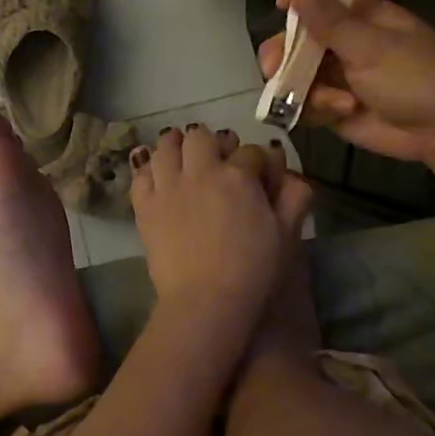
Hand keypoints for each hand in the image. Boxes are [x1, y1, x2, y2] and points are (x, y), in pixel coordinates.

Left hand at [130, 125, 312, 322]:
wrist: (205, 299)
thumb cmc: (252, 270)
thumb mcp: (287, 233)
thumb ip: (294, 198)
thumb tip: (291, 176)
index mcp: (238, 176)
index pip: (250, 151)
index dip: (256, 162)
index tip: (257, 177)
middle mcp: (199, 172)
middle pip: (200, 136)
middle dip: (211, 143)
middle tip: (215, 160)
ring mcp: (167, 187)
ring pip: (165, 146)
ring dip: (175, 146)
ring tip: (182, 158)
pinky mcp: (144, 206)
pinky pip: (140, 174)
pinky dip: (148, 169)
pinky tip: (156, 177)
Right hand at [257, 0, 434, 162]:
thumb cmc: (416, 78)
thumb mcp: (371, 46)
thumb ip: (330, 22)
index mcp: (362, 17)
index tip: (281, 7)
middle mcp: (345, 44)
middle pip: (297, 40)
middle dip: (284, 55)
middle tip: (275, 68)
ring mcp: (337, 77)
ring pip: (295, 76)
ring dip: (307, 90)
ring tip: (336, 101)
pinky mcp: (332, 108)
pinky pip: (304, 105)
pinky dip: (316, 110)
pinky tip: (340, 113)